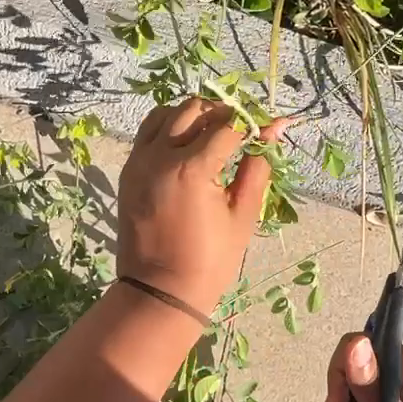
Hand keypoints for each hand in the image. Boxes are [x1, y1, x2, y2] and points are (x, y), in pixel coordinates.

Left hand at [116, 98, 285, 317]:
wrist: (159, 292)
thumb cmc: (209, 260)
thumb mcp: (242, 214)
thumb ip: (257, 167)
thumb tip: (274, 130)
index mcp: (192, 169)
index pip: (227, 126)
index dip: (250, 124)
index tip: (264, 128)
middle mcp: (161, 156)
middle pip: (194, 109)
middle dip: (221, 113)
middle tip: (239, 130)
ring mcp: (139, 160)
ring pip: (166, 113)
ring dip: (192, 114)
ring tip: (211, 133)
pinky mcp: (128, 169)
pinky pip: (148, 132)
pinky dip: (168, 127)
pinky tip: (186, 143)